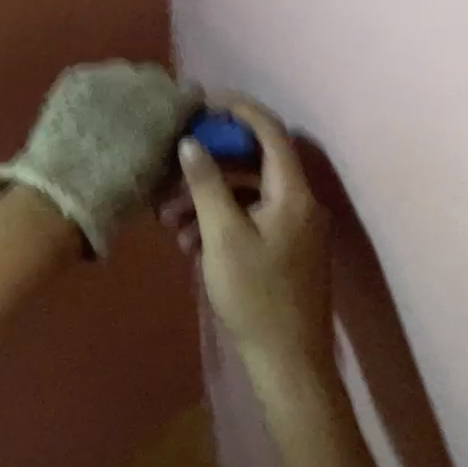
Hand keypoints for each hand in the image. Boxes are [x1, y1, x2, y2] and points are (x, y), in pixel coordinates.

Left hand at [0, 61, 198, 257]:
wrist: (63, 193)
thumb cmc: (120, 194)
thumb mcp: (163, 173)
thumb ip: (176, 145)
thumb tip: (178, 134)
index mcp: (172, 105)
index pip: (191, 92)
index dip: (186, 108)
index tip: (180, 122)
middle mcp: (142, 80)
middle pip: (157, 79)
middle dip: (155, 97)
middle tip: (143, 121)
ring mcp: (106, 73)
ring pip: (124, 75)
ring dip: (124, 92)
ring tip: (112, 118)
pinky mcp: (76, 76)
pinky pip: (96, 78)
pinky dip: (97, 92)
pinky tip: (88, 115)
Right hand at [159, 100, 333, 362]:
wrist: (287, 364)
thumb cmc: (255, 295)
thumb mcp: (222, 234)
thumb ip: (206, 183)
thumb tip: (189, 141)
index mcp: (292, 194)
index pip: (269, 131)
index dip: (237, 110)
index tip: (202, 102)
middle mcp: (298, 203)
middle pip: (252, 162)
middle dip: (208, 164)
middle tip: (171, 168)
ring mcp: (292, 227)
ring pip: (246, 192)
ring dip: (207, 196)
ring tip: (169, 216)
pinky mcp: (283, 248)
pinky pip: (249, 216)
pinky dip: (219, 219)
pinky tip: (187, 239)